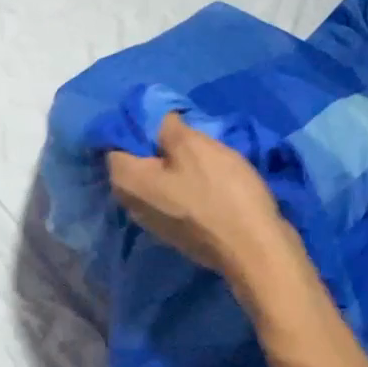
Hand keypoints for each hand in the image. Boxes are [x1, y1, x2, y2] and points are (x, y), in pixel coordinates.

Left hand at [106, 112, 286, 276]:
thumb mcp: (194, 146)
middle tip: (183, 130)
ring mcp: (151, 222)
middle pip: (134, 164)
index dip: (135, 126)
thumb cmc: (220, 193)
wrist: (253, 249)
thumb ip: (167, 127)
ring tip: (198, 151)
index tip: (160, 116)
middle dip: (154, 145)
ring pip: (153, 182)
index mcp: (125, 181)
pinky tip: (205, 178)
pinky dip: (182, 185)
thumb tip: (157, 120)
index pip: (114, 143)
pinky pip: (170, 199)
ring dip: (170, 166)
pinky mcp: (174, 233)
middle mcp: (129, 204)